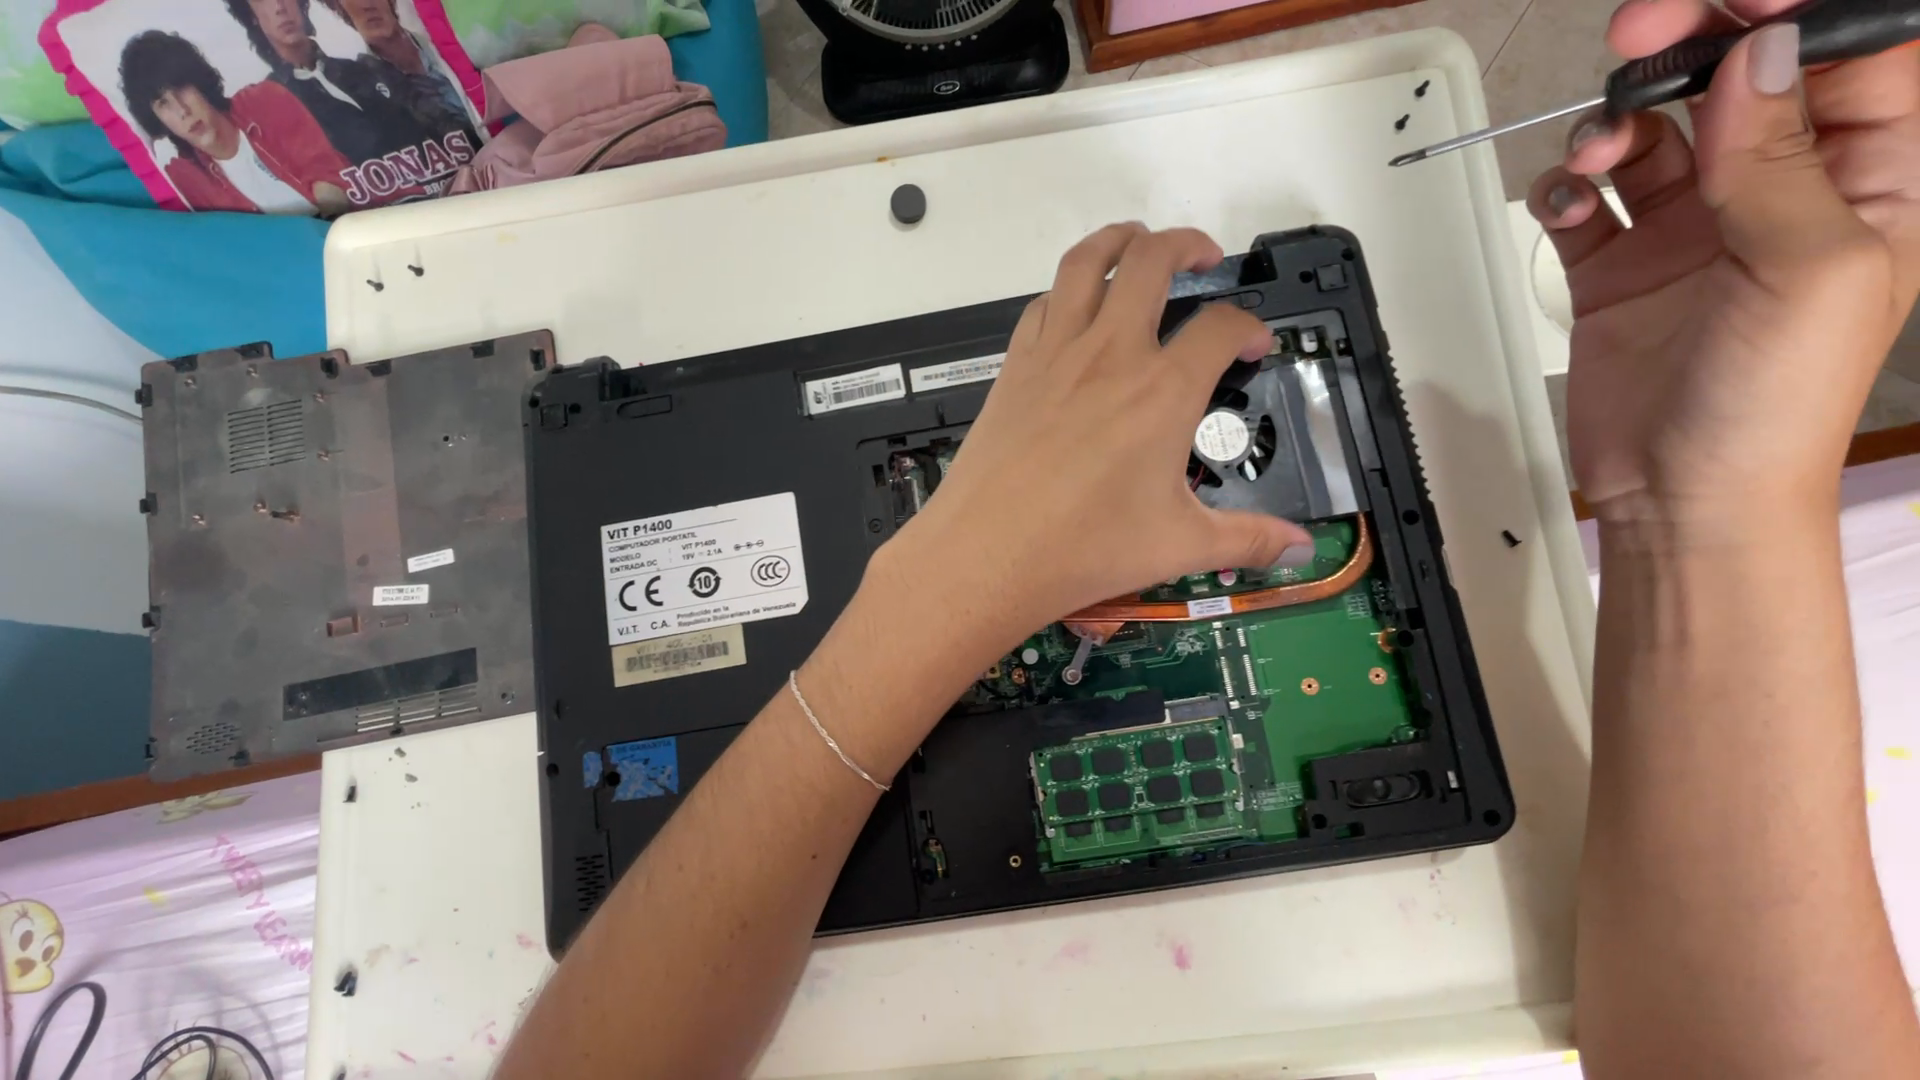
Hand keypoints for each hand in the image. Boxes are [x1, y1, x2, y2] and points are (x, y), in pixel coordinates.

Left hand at [883, 224, 1310, 641]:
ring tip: (1137, 241)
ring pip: (1087, 262)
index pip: (1222, 327)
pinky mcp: (1015, 368)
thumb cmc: (1079, 549)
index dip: (1249, 326)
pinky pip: (1041, 303)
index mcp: (1162, 392)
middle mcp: (1110, 356)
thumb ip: (1247, 538)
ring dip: (1118, 239)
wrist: (987, 554)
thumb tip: (1295, 547)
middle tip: (1204, 256)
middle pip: (1153, 260)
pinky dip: (1064, 290)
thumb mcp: (1178, 545)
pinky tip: (1071, 305)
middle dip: (1187, 244)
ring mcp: (1056, 355)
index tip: (1252, 344)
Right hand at [1528, 0, 1919, 526]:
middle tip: (1634, 41)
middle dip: (1685, 48)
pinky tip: (1562, 207)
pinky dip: (1563, 193)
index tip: (1723, 2)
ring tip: (1589, 158)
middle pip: (1736, 79)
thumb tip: (1758, 59)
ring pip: (1649, 136)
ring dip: (1610, 128)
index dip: (1792, 11)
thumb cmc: (1772, 403)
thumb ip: (1783, 162)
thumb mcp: (1811, 268)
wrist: (1680, 491)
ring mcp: (1687, 231)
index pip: (1850, 51)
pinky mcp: (1614, 269)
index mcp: (1871, 178)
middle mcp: (1776, 193)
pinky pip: (1584, 205)